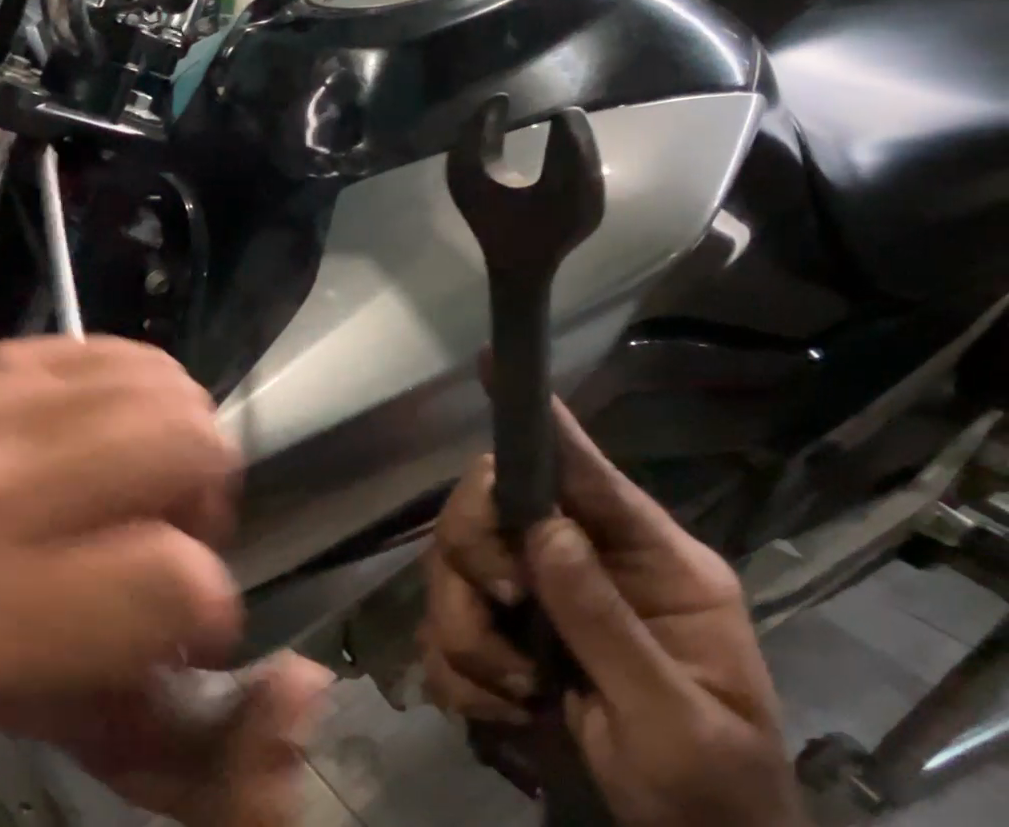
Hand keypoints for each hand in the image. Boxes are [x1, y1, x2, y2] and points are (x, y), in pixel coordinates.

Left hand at [0, 335, 331, 826]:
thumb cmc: (17, 675)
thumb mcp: (118, 747)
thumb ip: (229, 759)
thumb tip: (307, 682)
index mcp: (10, 615)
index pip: (176, 575)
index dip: (209, 601)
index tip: (188, 618)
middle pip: (177, 442)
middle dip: (206, 492)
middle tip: (176, 525)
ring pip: (156, 385)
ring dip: (177, 437)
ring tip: (144, 480)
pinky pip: (113, 349)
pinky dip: (137, 390)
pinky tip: (116, 435)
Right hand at [418, 398, 806, 826]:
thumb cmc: (712, 790)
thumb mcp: (677, 719)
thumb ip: (607, 623)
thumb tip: (544, 529)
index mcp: (652, 566)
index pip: (589, 476)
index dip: (541, 424)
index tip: (491, 366)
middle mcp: (584, 565)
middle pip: (487, 512)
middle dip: (476, 562)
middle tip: (505, 614)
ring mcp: (537, 602)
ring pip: (451, 570)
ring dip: (466, 636)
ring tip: (514, 694)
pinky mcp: (498, 639)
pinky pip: (438, 628)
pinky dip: (456, 673)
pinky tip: (499, 710)